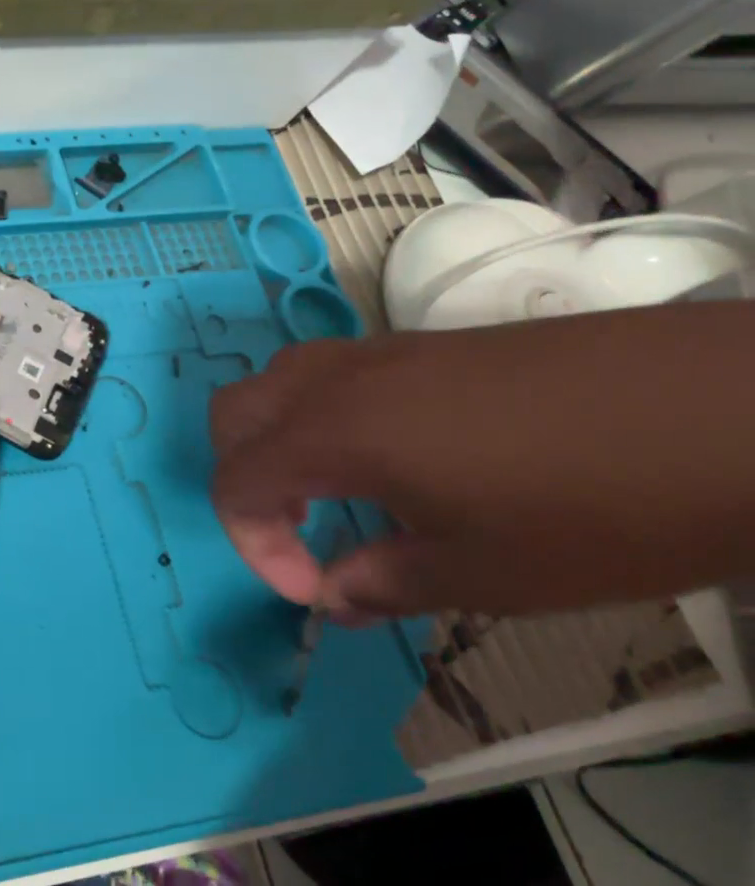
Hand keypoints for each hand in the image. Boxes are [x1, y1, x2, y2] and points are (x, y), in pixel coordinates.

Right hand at [209, 302, 754, 618]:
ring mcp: (387, 352)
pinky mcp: (436, 344)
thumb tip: (332, 595)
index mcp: (334, 434)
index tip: (313, 590)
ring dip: (280, 438)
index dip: (252, 544)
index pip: (236, 479)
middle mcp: (341, 381)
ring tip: (336, 491)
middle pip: (236, 412)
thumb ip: (382, 583)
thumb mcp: (487, 575)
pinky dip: (329, 415)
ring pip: (282, 380)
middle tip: (300, 531)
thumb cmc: (598, 509)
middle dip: (243, 476)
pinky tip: (400, 458)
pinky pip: (339, 372)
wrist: (742, 412)